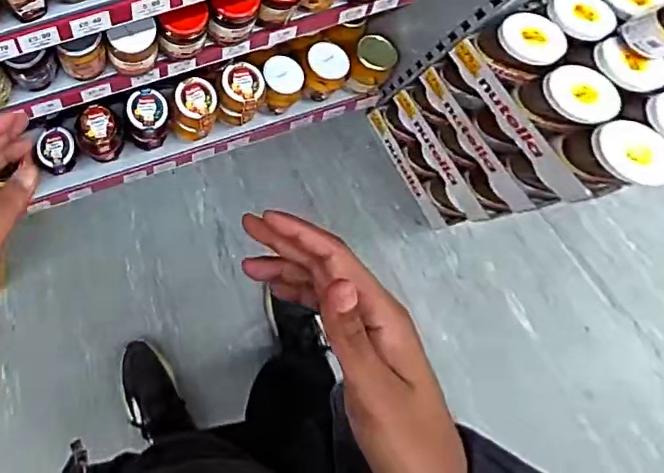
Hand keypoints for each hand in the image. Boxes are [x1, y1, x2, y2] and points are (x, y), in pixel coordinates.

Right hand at [240, 211, 463, 472]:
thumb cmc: (410, 442)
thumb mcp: (375, 387)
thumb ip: (350, 333)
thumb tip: (338, 283)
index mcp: (381, 315)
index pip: (335, 258)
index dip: (299, 233)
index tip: (269, 220)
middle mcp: (376, 313)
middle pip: (326, 262)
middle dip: (287, 240)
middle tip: (253, 226)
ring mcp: (369, 327)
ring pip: (322, 280)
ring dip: (286, 265)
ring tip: (255, 260)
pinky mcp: (361, 342)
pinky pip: (324, 301)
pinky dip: (297, 289)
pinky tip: (281, 288)